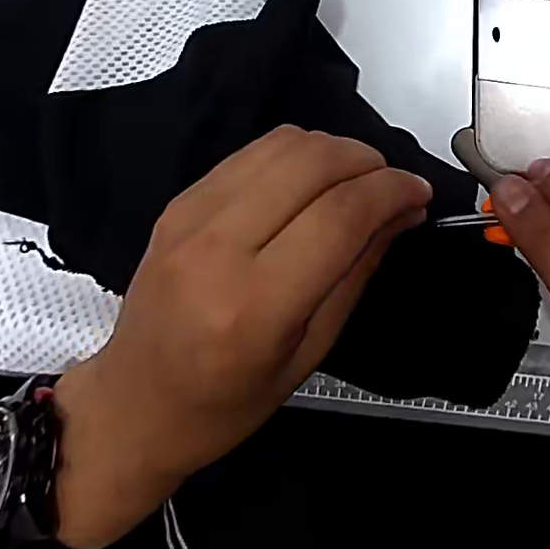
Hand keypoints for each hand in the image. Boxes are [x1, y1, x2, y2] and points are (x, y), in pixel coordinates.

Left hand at [47, 126, 430, 548]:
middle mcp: (217, 247)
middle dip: (368, 160)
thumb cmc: (224, 403)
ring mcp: (191, 215)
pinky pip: (254, 150)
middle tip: (392, 183)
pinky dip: (297, 152)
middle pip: (313, 163)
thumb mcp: (309, 353)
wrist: (130, 405)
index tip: (419, 191)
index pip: (340, 215)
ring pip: (284, 143)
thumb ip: (359, 270)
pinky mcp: (180, 199)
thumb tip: (403, 211)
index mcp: (253, 305)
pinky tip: (312, 177)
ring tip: (357, 177)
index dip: (391, 190)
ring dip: (335, 148)